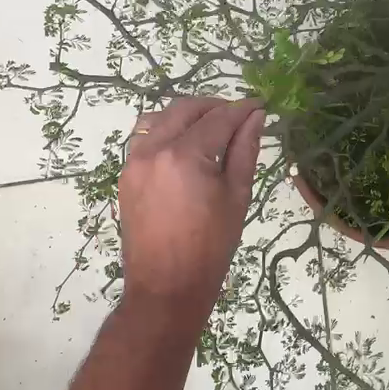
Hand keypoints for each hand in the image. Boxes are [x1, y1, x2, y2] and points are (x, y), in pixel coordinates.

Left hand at [117, 97, 264, 325]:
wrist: (167, 284)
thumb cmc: (211, 244)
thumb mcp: (237, 194)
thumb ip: (245, 150)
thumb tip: (257, 118)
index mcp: (185, 156)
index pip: (219, 118)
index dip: (243, 109)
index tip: (262, 105)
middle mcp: (154, 150)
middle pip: (185, 109)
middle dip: (215, 106)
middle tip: (241, 115)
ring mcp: (134, 162)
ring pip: (160, 118)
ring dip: (188, 115)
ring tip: (213, 127)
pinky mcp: (126, 175)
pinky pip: (145, 138)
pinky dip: (168, 131)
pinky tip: (189, 146)